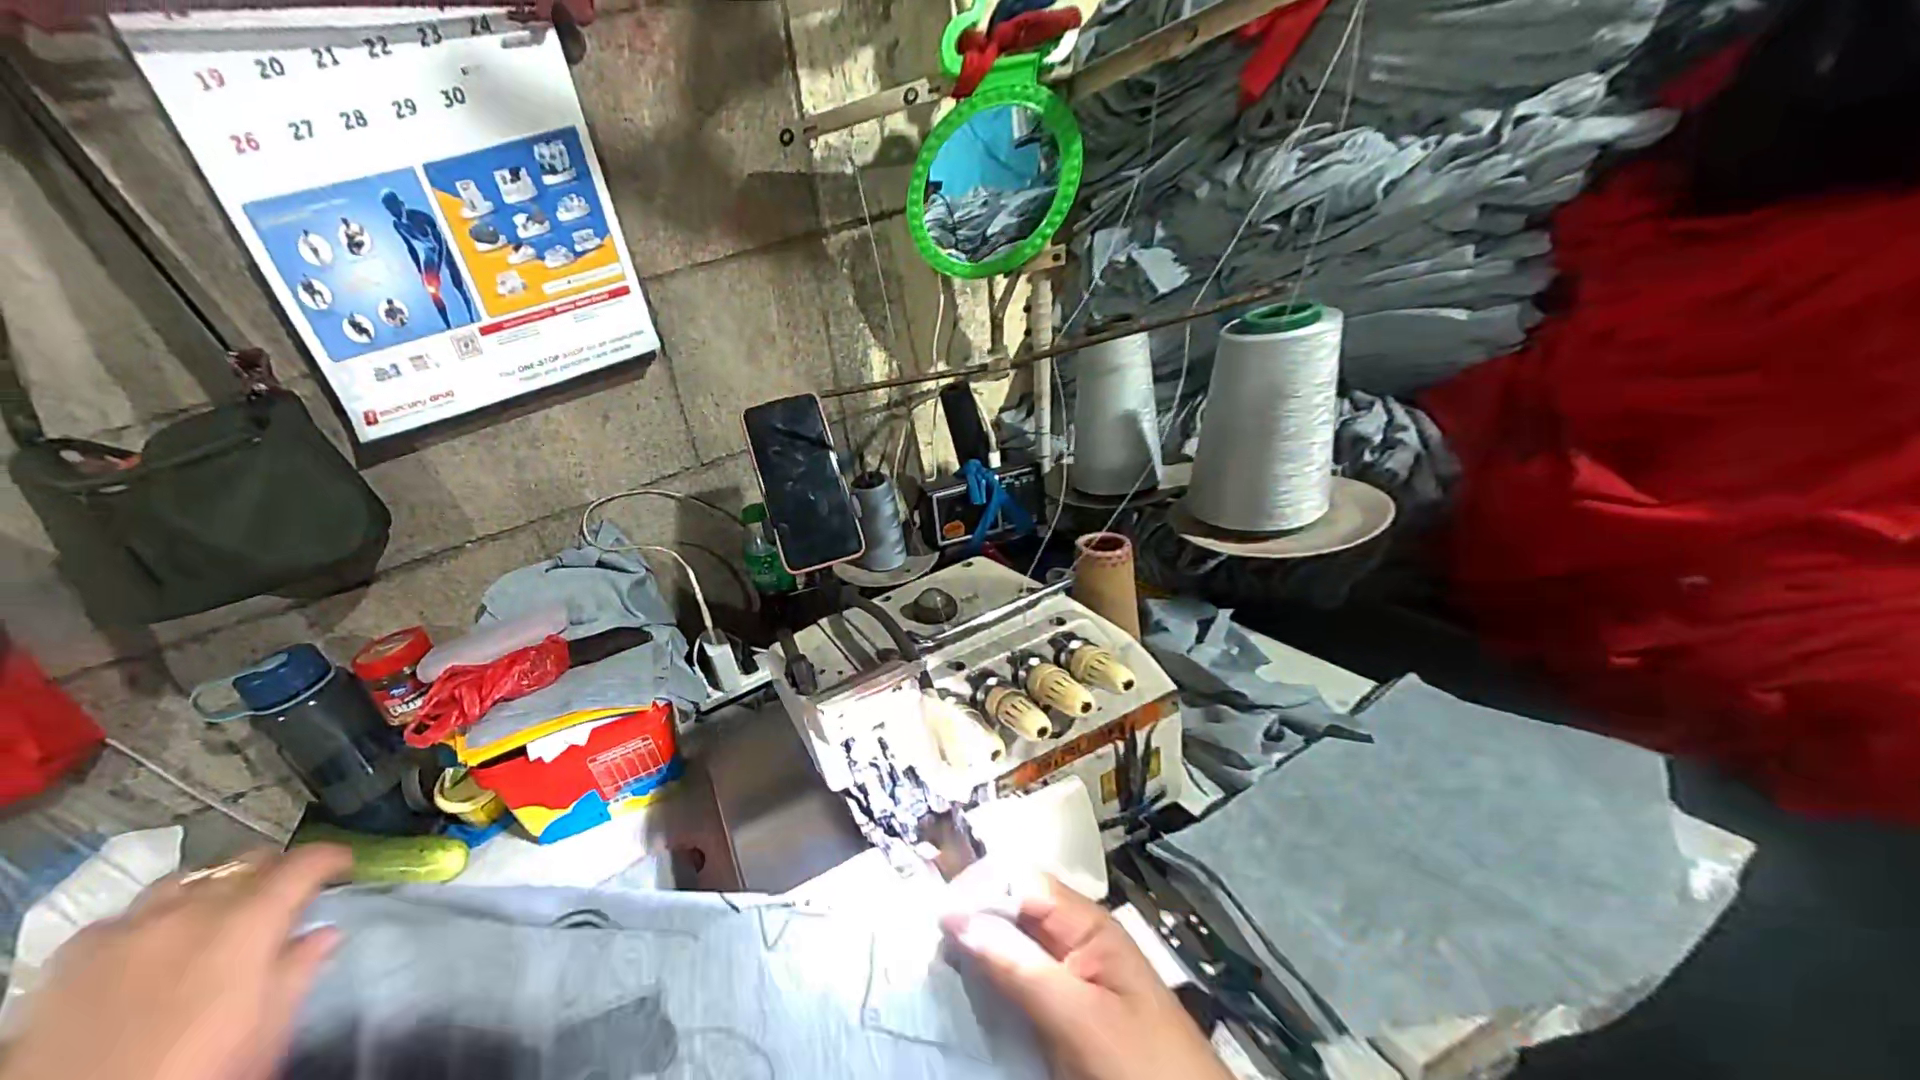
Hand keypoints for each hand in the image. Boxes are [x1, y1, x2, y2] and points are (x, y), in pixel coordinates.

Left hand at [0, 845, 351, 1079]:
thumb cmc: (200, 1068)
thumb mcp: (269, 1028)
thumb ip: (299, 972)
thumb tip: (324, 934)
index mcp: (252, 920)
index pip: (307, 861)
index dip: (333, 858)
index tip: (345, 869)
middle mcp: (193, 910)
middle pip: (248, 862)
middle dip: (275, 871)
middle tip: (286, 895)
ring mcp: (129, 930)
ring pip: (186, 879)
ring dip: (212, 890)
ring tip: (217, 914)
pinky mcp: (73, 958)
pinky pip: (121, 919)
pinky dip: (146, 922)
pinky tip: (147, 948)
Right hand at [943, 870, 1232, 1079]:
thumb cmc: (1141, 1066)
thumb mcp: (1078, 1016)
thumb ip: (1018, 964)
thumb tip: (957, 915)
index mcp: (1088, 923)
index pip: (1023, 881)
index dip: (980, 889)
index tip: (939, 916)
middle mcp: (1076, 938)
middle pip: (1015, 906)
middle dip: (974, 915)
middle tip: (934, 941)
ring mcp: (1070, 975)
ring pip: (1012, 942)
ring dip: (978, 947)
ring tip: (943, 962)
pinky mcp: (1064, 1010)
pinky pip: (1018, 980)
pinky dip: (991, 979)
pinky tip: (969, 988)